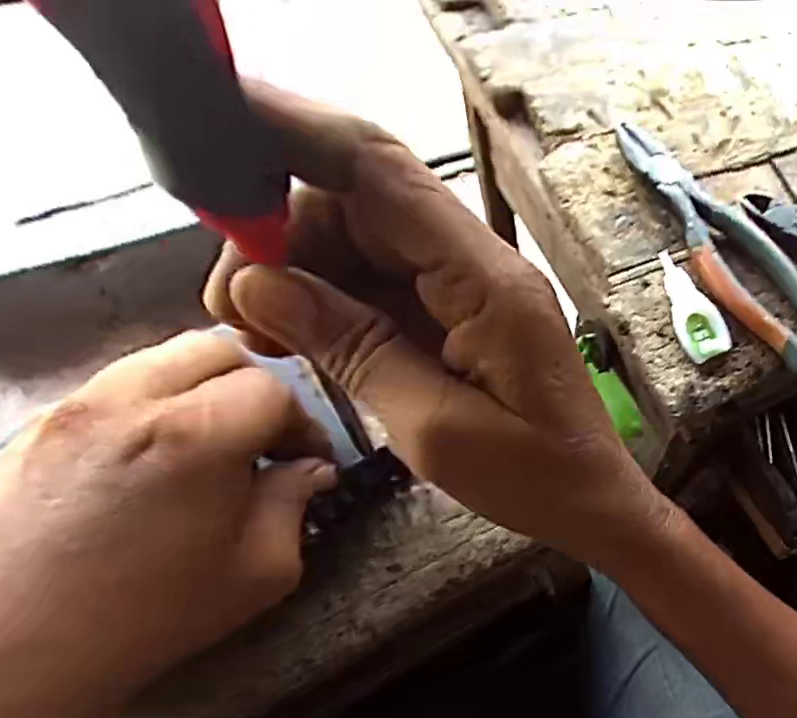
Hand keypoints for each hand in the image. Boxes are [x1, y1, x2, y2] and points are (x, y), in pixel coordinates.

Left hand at [0, 333, 335, 717]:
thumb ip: (293, 505)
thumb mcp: (261, 569)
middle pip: (215, 349)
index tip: (310, 458)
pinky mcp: (31, 431)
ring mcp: (68, 413)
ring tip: (224, 451)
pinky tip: (170, 463)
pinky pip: (117, 389)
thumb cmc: (142, 617)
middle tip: (275, 440)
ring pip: (161, 360)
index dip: (307, 421)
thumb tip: (309, 472)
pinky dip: (161, 406)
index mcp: (191, 438)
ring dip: (209, 392)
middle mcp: (123, 406)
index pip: (273, 387)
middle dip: (262, 388)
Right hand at [204, 82, 671, 568]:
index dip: (282, 133)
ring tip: (266, 338)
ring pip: (368, 244)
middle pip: (361, 204)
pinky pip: (390, 287)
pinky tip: (309, 342)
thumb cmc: (539, 482)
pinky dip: (340, 304)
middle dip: (280, 237)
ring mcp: (480, 295)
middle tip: (235, 312)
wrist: (599, 505)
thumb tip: (260, 282)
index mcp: (490, 285)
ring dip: (304, 275)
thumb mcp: (438, 429)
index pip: (379, 172)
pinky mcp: (472, 321)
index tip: (197, 149)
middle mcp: (486, 272)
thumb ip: (355, 350)